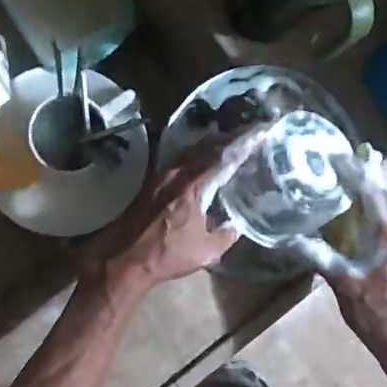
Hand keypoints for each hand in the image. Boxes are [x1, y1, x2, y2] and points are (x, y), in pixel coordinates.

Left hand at [85, 128, 270, 294]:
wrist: (123, 258)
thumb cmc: (166, 254)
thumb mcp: (206, 250)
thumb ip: (226, 235)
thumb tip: (235, 225)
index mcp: (192, 184)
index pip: (224, 156)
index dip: (246, 141)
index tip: (263, 128)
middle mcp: (175, 172)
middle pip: (206, 146)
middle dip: (230, 138)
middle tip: (249, 132)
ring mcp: (159, 175)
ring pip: (190, 151)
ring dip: (210, 145)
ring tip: (228, 143)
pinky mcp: (150, 182)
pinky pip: (177, 160)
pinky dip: (194, 156)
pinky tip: (199, 161)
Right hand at [288, 151, 386, 341]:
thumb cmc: (375, 310)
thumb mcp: (343, 282)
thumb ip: (320, 257)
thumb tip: (291, 237)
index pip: (372, 193)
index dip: (356, 172)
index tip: (337, 155)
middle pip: (381, 193)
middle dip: (366, 172)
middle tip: (347, 152)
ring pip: (381, 205)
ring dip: (367, 186)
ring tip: (351, 168)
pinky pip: (376, 219)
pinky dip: (364, 205)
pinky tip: (349, 206)